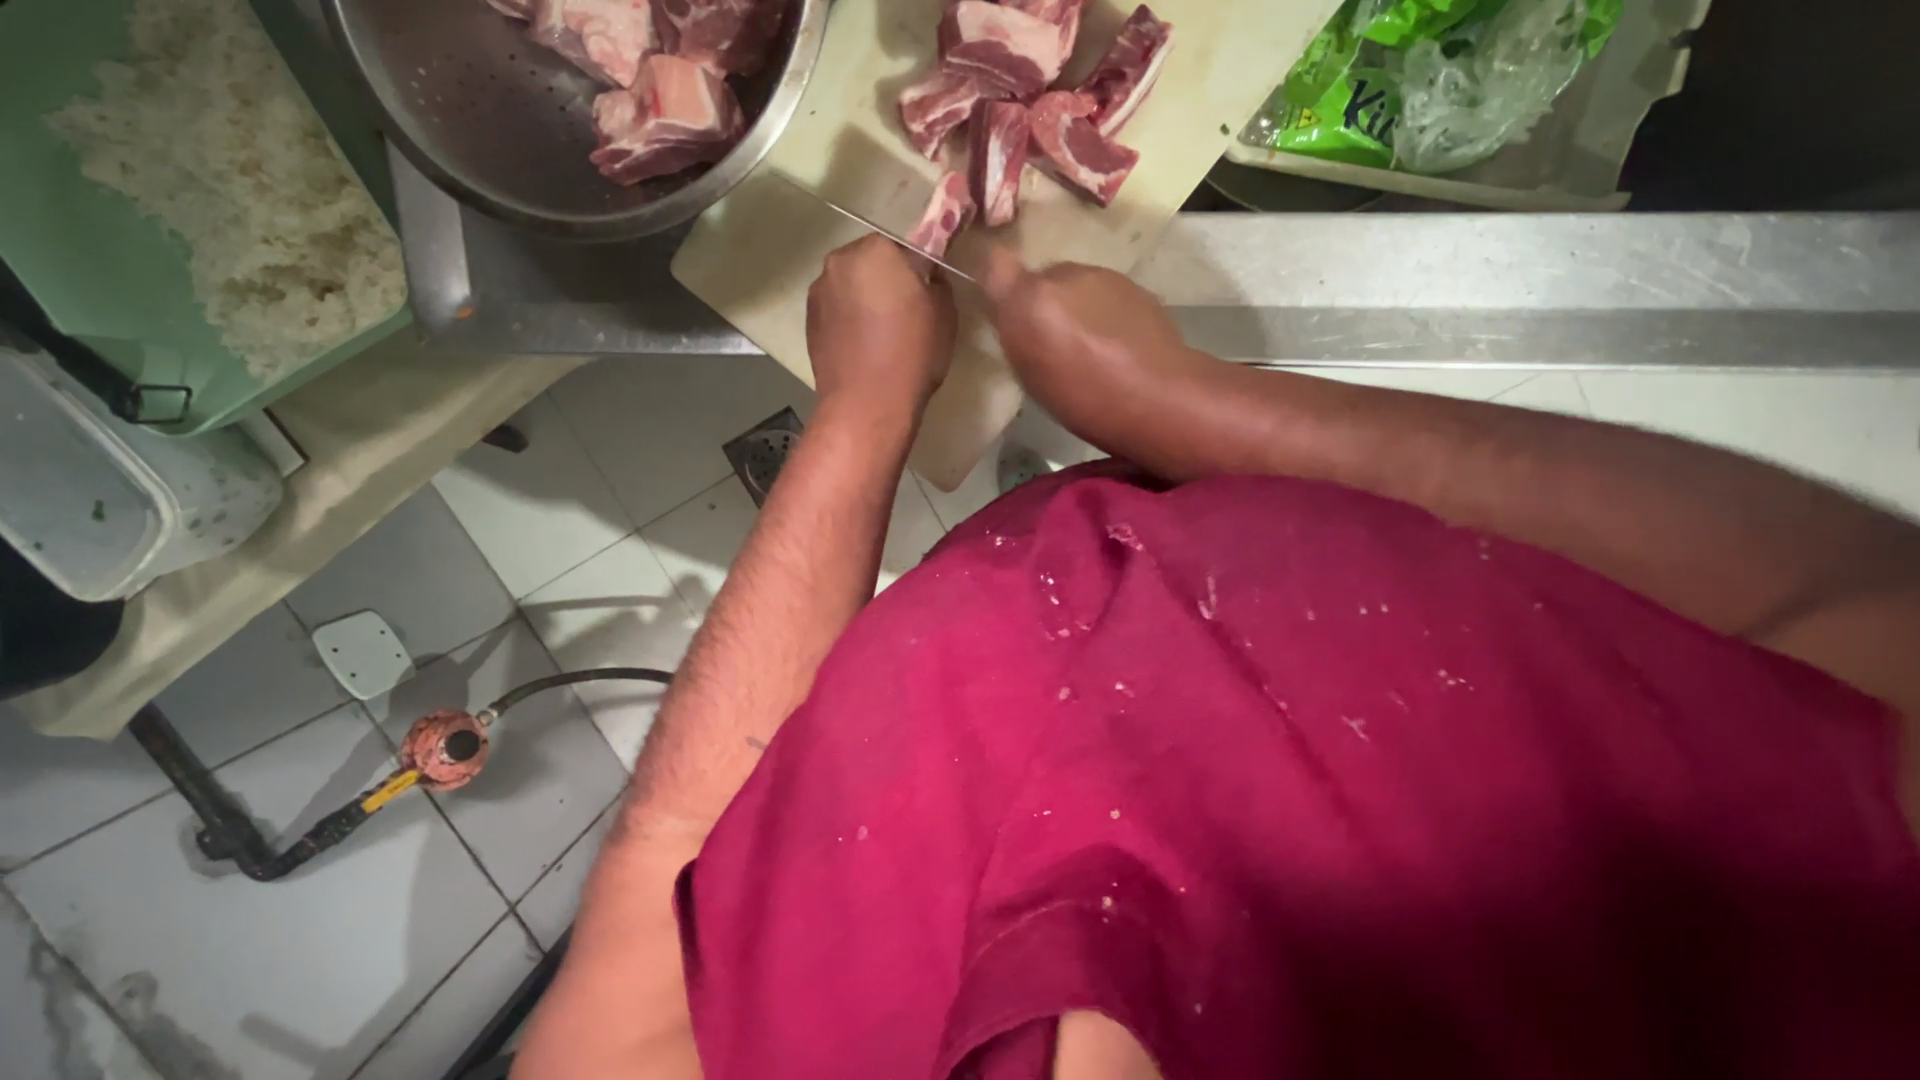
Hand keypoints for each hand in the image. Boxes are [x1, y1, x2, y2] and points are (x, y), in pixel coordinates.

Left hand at [806, 234, 956, 423]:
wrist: (866, 403)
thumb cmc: (912, 353)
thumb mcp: (945, 312)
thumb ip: (936, 281)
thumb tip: (926, 274)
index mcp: (876, 250)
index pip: (903, 246)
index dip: (916, 268)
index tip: (924, 292)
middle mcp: (840, 261)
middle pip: (870, 260)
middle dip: (885, 278)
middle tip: (903, 312)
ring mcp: (819, 290)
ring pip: (850, 284)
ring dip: (864, 297)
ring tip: (881, 333)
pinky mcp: (809, 319)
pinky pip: (836, 307)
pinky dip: (848, 317)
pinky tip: (862, 344)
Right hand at [981, 246, 1218, 440]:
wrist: (1157, 396)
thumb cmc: (1083, 399)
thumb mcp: (1029, 375)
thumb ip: (1015, 332)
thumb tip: (1008, 309)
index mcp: (1028, 299)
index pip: (996, 264)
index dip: (999, 282)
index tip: (1005, 308)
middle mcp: (1062, 275)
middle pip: (1041, 278)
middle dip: (1043, 301)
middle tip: (1054, 341)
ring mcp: (1101, 276)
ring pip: (1076, 284)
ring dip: (1076, 305)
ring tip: (1091, 347)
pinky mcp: (1133, 284)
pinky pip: (1105, 293)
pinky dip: (1104, 311)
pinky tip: (1117, 344)